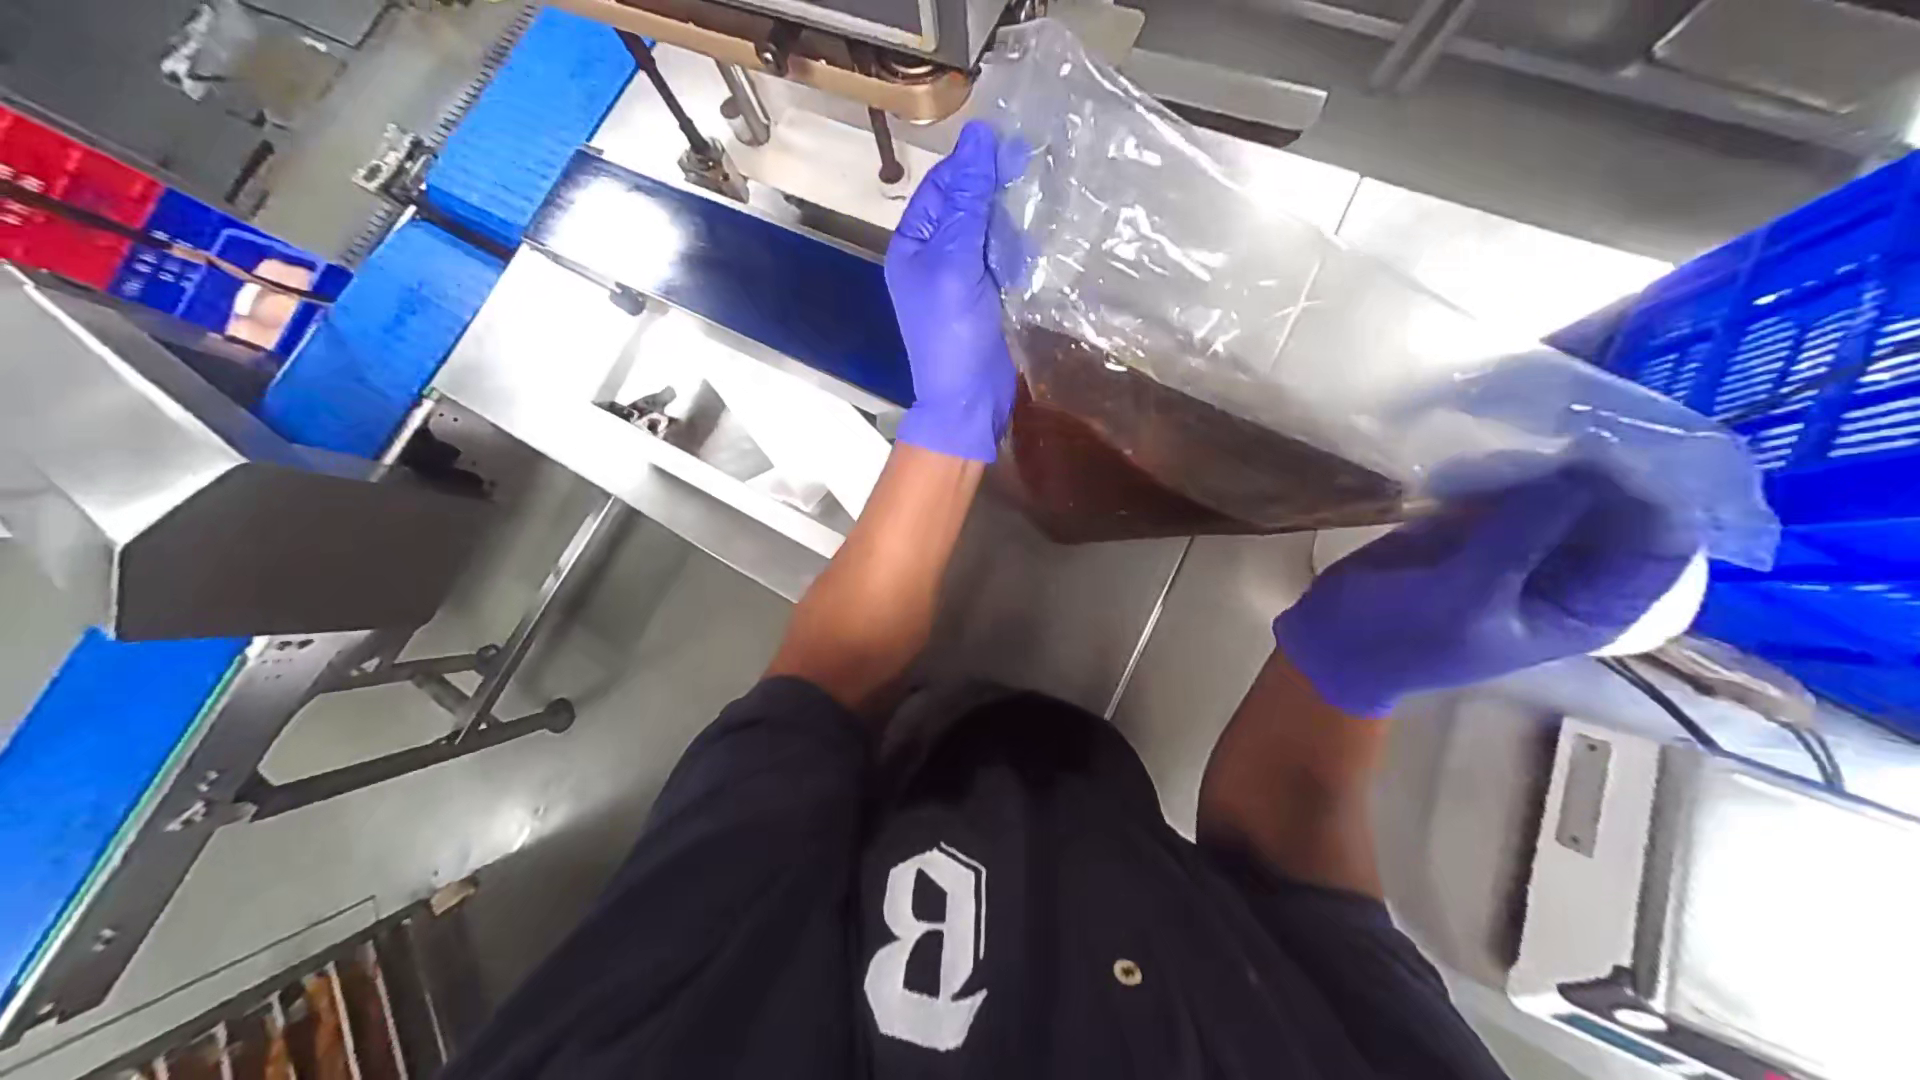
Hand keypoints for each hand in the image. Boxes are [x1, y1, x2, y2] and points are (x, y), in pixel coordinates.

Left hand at [886, 121, 1015, 462]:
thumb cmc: (953, 334)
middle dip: (998, 188)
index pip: (943, 185)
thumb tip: (979, 137)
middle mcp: (934, 256)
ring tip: (1044, 202)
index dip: (974, 162)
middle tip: (1038, 167)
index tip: (1016, 144)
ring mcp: (961, 278)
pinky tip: (1039, 243)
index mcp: (914, 244)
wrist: (968, 400)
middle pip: (966, 204)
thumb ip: (967, 202)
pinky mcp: (986, 297)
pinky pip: (1002, 260)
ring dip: (1013, 218)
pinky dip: (1019, 250)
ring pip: (988, 231)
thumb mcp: (955, 262)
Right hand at [1274, 468, 1698, 715]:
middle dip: (1599, 473)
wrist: (1332, 639)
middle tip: (1571, 426)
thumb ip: (1518, 539)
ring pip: (1560, 494)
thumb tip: (1577, 471)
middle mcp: (1562, 574)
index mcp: (1583, 610)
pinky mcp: (1471, 528)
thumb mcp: (1464, 599)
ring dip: (1546, 464)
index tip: (1617, 455)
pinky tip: (1488, 448)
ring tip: (1528, 430)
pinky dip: (1502, 469)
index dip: (1651, 502)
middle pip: (1614, 513)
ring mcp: (1516, 546)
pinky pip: (1506, 490)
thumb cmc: (1402, 637)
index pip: (1655, 549)